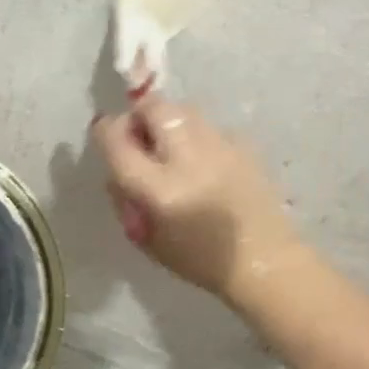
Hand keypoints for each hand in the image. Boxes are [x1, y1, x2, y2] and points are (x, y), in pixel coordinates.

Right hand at [91, 95, 304, 303]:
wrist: (263, 261)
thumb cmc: (199, 260)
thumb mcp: (147, 239)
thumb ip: (126, 199)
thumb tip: (118, 168)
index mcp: (159, 189)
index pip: (117, 140)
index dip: (105, 131)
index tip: (105, 136)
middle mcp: (188, 159)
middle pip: (154, 107)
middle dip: (139, 115)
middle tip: (140, 136)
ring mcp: (220, 148)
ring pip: (183, 110)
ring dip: (168, 121)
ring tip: (171, 147)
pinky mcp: (244, 146)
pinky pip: (210, 129)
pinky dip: (198, 138)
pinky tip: (204, 162)